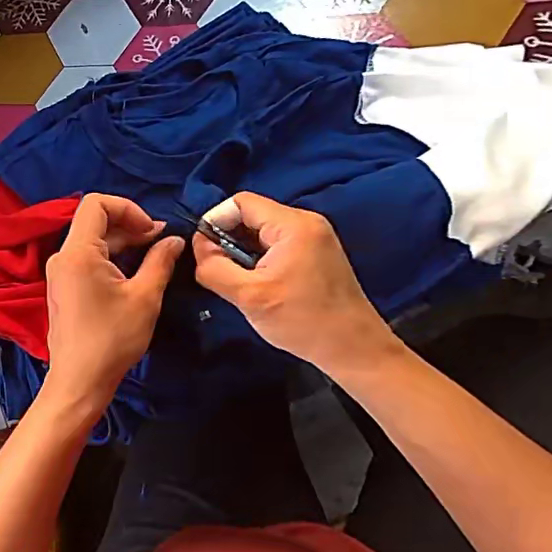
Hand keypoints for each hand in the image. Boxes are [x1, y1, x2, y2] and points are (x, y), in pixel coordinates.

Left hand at [43, 194, 183, 400]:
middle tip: (162, 245)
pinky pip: (88, 259)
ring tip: (155, 258)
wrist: (79, 380)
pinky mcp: (64, 286)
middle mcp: (62, 256)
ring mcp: (60, 272)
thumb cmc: (112, 339)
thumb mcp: (145, 297)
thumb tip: (173, 239)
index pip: (96, 203)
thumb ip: (160, 261)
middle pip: (95, 222)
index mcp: (77, 252)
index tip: (152, 230)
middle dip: (130, 226)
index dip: (128, 208)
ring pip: (93, 241)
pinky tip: (135, 273)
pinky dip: (112, 258)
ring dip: (124, 243)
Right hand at [191, 192, 402, 373]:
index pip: (240, 202)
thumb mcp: (248, 296)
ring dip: (241, 249)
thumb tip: (198, 245)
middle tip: (217, 267)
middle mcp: (306, 222)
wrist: (353, 349)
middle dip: (227, 237)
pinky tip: (255, 281)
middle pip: (251, 214)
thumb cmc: (302, 321)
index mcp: (293, 225)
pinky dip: (257, 256)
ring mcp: (314, 237)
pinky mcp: (315, 252)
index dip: (215, 221)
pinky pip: (275, 242)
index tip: (205, 251)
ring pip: (261, 230)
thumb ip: (214, 267)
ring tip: (235, 278)